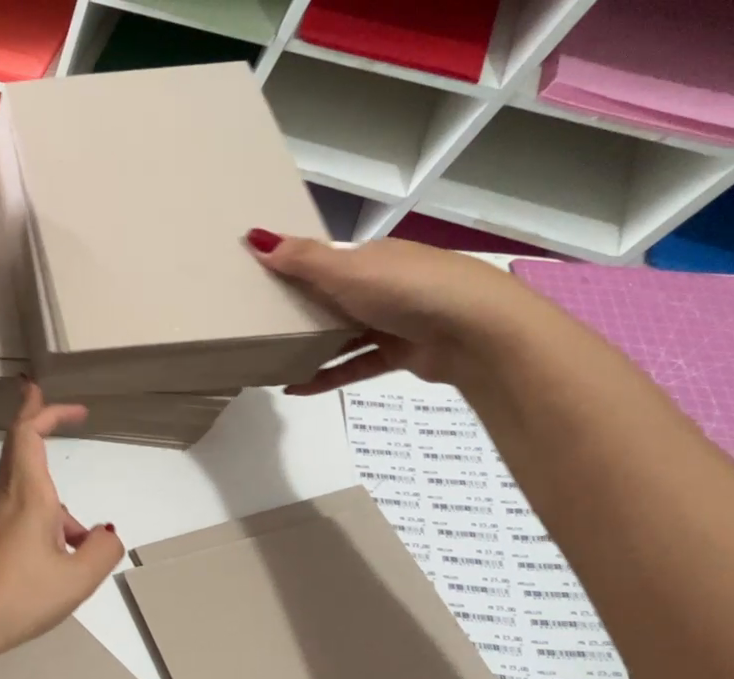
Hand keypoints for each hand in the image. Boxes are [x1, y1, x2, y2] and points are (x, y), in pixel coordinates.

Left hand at [0, 382, 122, 654]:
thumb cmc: (20, 599)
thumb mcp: (77, 578)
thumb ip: (103, 550)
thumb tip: (104, 534)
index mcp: (27, 497)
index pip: (27, 435)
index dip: (43, 410)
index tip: (60, 399)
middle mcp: (5, 502)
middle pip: (23, 453)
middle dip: (43, 429)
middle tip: (70, 416)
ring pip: (30, 495)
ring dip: (59, 508)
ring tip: (82, 553)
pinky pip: (21, 519)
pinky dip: (47, 526)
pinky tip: (59, 568)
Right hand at [244, 231, 554, 395]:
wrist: (478, 332)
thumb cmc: (409, 291)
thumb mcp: (346, 270)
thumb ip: (301, 259)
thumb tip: (254, 236)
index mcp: (376, 257)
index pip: (329, 260)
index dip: (296, 268)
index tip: (260, 284)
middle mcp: (387, 284)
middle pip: (334, 297)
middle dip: (300, 311)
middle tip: (257, 325)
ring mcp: (397, 319)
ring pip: (344, 333)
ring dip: (311, 347)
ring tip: (272, 359)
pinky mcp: (402, 352)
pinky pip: (355, 365)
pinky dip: (327, 375)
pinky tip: (296, 387)